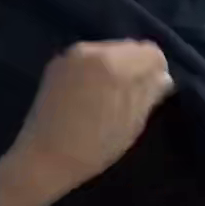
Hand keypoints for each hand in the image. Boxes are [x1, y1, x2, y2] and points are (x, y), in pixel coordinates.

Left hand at [0, 41, 174, 204]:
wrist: (42, 158)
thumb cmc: (93, 147)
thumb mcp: (131, 124)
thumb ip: (149, 93)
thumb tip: (162, 76)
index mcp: (115, 63)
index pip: (151, 51)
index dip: (157, 70)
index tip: (152, 92)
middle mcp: (92, 49)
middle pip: (128, 47)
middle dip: (136, 67)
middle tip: (132, 96)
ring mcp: (71, 55)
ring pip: (107, 51)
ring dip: (115, 67)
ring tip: (109, 97)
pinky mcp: (56, 64)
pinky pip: (87, 58)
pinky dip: (94, 70)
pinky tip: (90, 95)